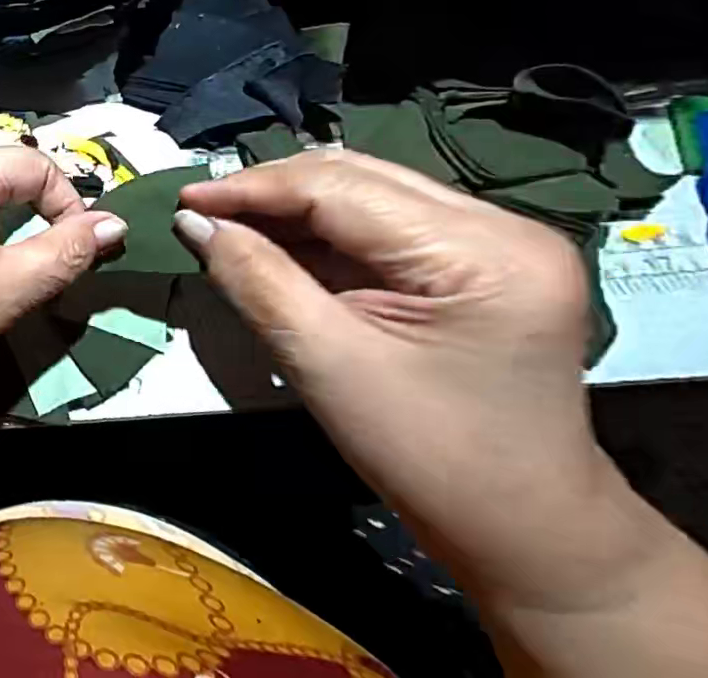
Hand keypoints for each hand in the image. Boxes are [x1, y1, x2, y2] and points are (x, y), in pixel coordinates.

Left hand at [0, 147, 126, 457]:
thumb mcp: (13, 284)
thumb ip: (69, 249)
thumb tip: (116, 224)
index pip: (37, 166)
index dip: (70, 204)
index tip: (84, 250)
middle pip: (11, 175)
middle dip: (44, 214)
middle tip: (58, 261)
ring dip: (17, 226)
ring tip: (26, 269)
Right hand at [175, 150, 650, 610]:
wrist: (519, 528)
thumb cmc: (427, 457)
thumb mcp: (326, 364)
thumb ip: (256, 279)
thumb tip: (194, 222)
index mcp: (482, 252)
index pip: (341, 189)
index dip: (254, 188)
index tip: (188, 197)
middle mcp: (500, 225)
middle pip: (356, 178)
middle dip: (271, 191)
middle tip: (204, 211)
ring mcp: (496, 238)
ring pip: (366, 193)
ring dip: (292, 208)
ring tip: (230, 224)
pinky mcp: (479, 257)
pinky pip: (381, 223)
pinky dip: (321, 231)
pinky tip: (277, 242)